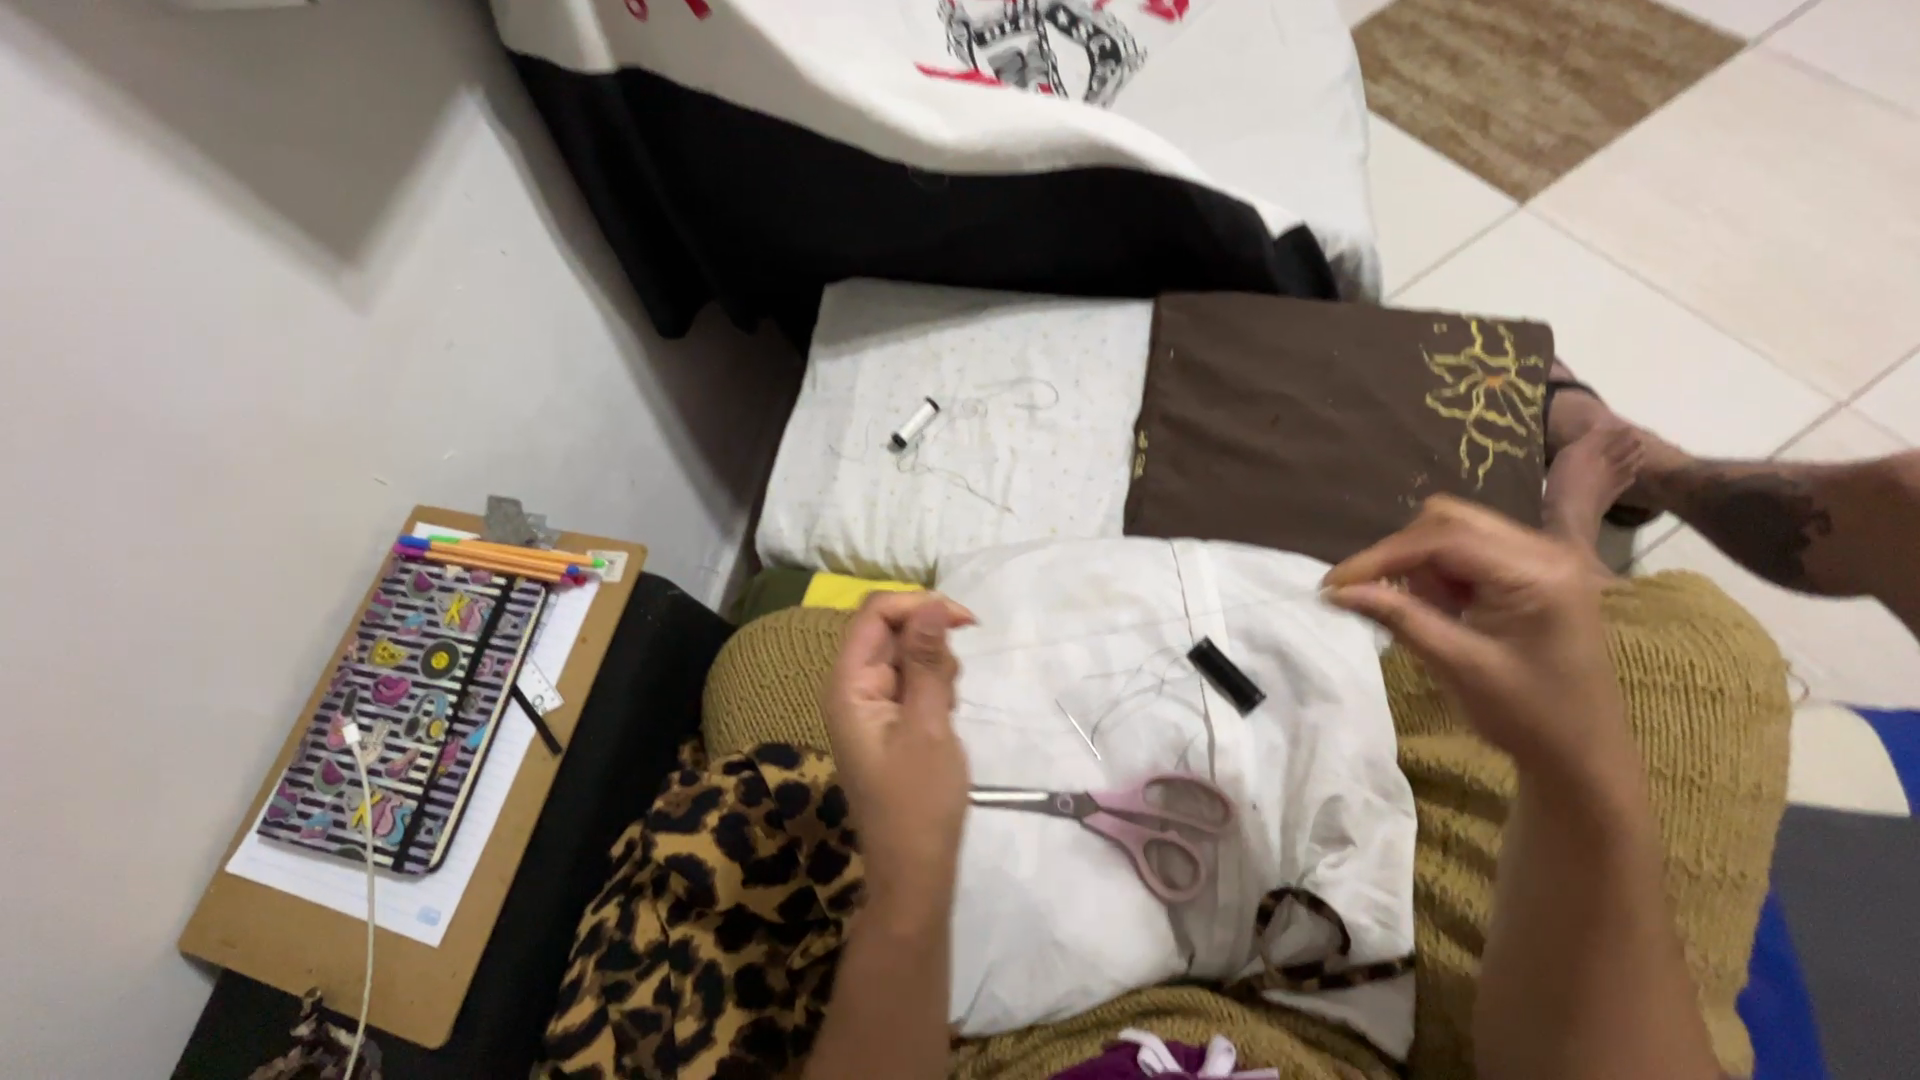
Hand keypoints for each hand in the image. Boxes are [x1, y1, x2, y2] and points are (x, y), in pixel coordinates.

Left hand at [821, 592, 975, 918]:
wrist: (915, 870)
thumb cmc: (920, 801)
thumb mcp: (928, 724)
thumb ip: (926, 661)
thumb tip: (932, 604)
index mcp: (848, 685)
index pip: (874, 613)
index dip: (918, 605)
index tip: (965, 622)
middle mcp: (852, 687)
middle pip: (890, 630)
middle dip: (930, 642)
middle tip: (954, 684)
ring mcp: (869, 705)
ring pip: (906, 654)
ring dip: (935, 667)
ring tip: (946, 711)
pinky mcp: (887, 721)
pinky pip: (911, 681)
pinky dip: (934, 688)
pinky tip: (944, 720)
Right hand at [1321, 496, 1627, 772]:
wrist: (1582, 752)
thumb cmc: (1526, 715)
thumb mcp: (1456, 665)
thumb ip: (1398, 617)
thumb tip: (1336, 592)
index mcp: (1536, 572)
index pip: (1442, 537)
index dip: (1381, 556)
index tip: (1334, 584)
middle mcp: (1544, 549)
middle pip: (1447, 520)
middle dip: (1400, 555)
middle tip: (1374, 596)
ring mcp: (1541, 557)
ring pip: (1453, 529)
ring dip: (1420, 565)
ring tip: (1422, 611)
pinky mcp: (1531, 570)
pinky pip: (1468, 550)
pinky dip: (1439, 573)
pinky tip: (1443, 609)